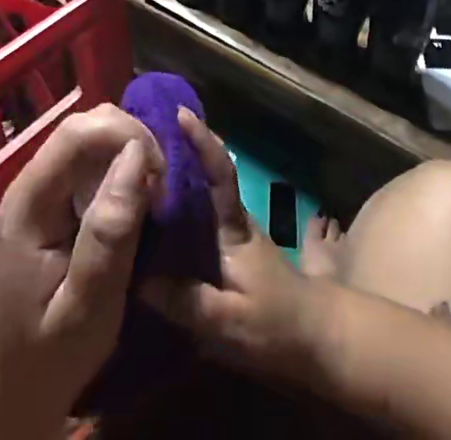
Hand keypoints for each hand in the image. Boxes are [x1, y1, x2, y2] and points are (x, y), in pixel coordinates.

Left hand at [0, 104, 164, 432]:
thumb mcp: (87, 307)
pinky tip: (143, 193)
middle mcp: (31, 185)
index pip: (75, 134)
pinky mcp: (59, 196)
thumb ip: (109, 236)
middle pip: (84, 125)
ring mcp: (44, 188)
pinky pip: (95, 156)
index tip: (161, 177)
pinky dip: (126, 162)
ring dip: (132, 148)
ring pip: (92, 134)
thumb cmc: (53, 352)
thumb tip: (138, 159)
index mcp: (28, 207)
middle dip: (134, 138)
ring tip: (156, 189)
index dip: (126, 137)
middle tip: (162, 185)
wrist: (19, 378)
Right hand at [139, 107, 326, 377]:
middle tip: (140, 134)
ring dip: (177, 174)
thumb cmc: (276, 323)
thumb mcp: (227, 319)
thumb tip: (133, 277)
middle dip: (180, 148)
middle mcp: (233, 220)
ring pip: (201, 193)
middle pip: (207, 173)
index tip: (180, 113)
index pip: (220, 172)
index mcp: (233, 226)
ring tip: (136, 165)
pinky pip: (199, 215)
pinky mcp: (230, 249)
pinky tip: (154, 211)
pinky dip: (179, 202)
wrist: (316, 336)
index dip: (202, 141)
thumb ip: (183, 300)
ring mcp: (233, 233)